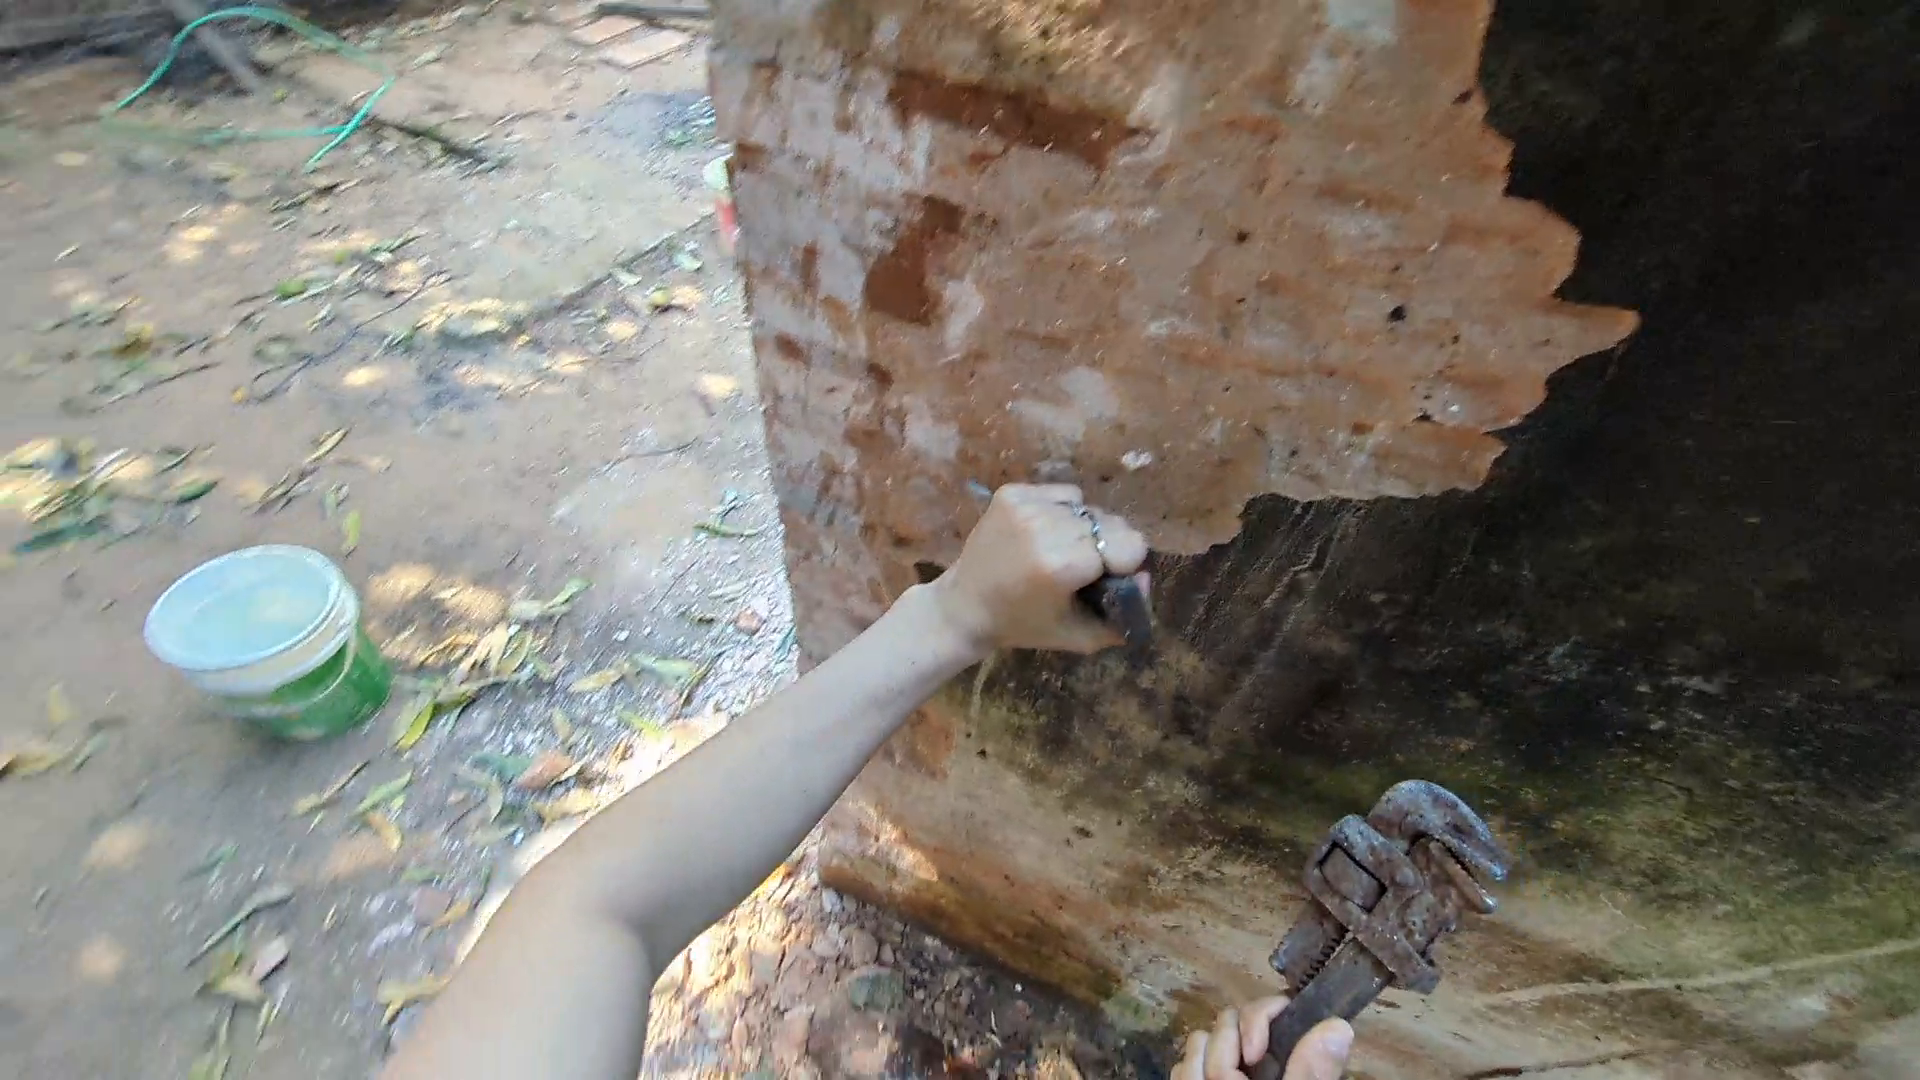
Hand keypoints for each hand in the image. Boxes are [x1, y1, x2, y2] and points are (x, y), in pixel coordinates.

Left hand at [928, 483, 1148, 654]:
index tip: (1105, 579)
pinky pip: (1061, 494)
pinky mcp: (1011, 492)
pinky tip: (1042, 535)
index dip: (1125, 564)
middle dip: (1105, 546)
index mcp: (1064, 563)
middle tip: (1081, 568)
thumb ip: (1124, 613)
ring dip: (1083, 528)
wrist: (964, 607)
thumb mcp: (1080, 635)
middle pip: (1111, 522)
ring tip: (1059, 550)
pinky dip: (1061, 512)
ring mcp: (1026, 504)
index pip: (1131, 544)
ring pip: (1087, 507)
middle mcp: (1046, 526)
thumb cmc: (1023, 625)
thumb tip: (1146, 580)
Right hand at [1176, 999, 1352, 1079]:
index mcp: (1285, 1060)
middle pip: (1228, 1018)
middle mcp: (1256, 1060)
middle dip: (1224, 1051)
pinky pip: (1182, 1063)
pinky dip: (1189, 1077)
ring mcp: (1225, 1068)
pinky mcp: (1200, 1078)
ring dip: (1202, 1067)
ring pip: (1200, 1039)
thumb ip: (1308, 1070)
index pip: (1268, 1009)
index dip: (1257, 1020)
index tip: (1253, 1054)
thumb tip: (1340, 1025)